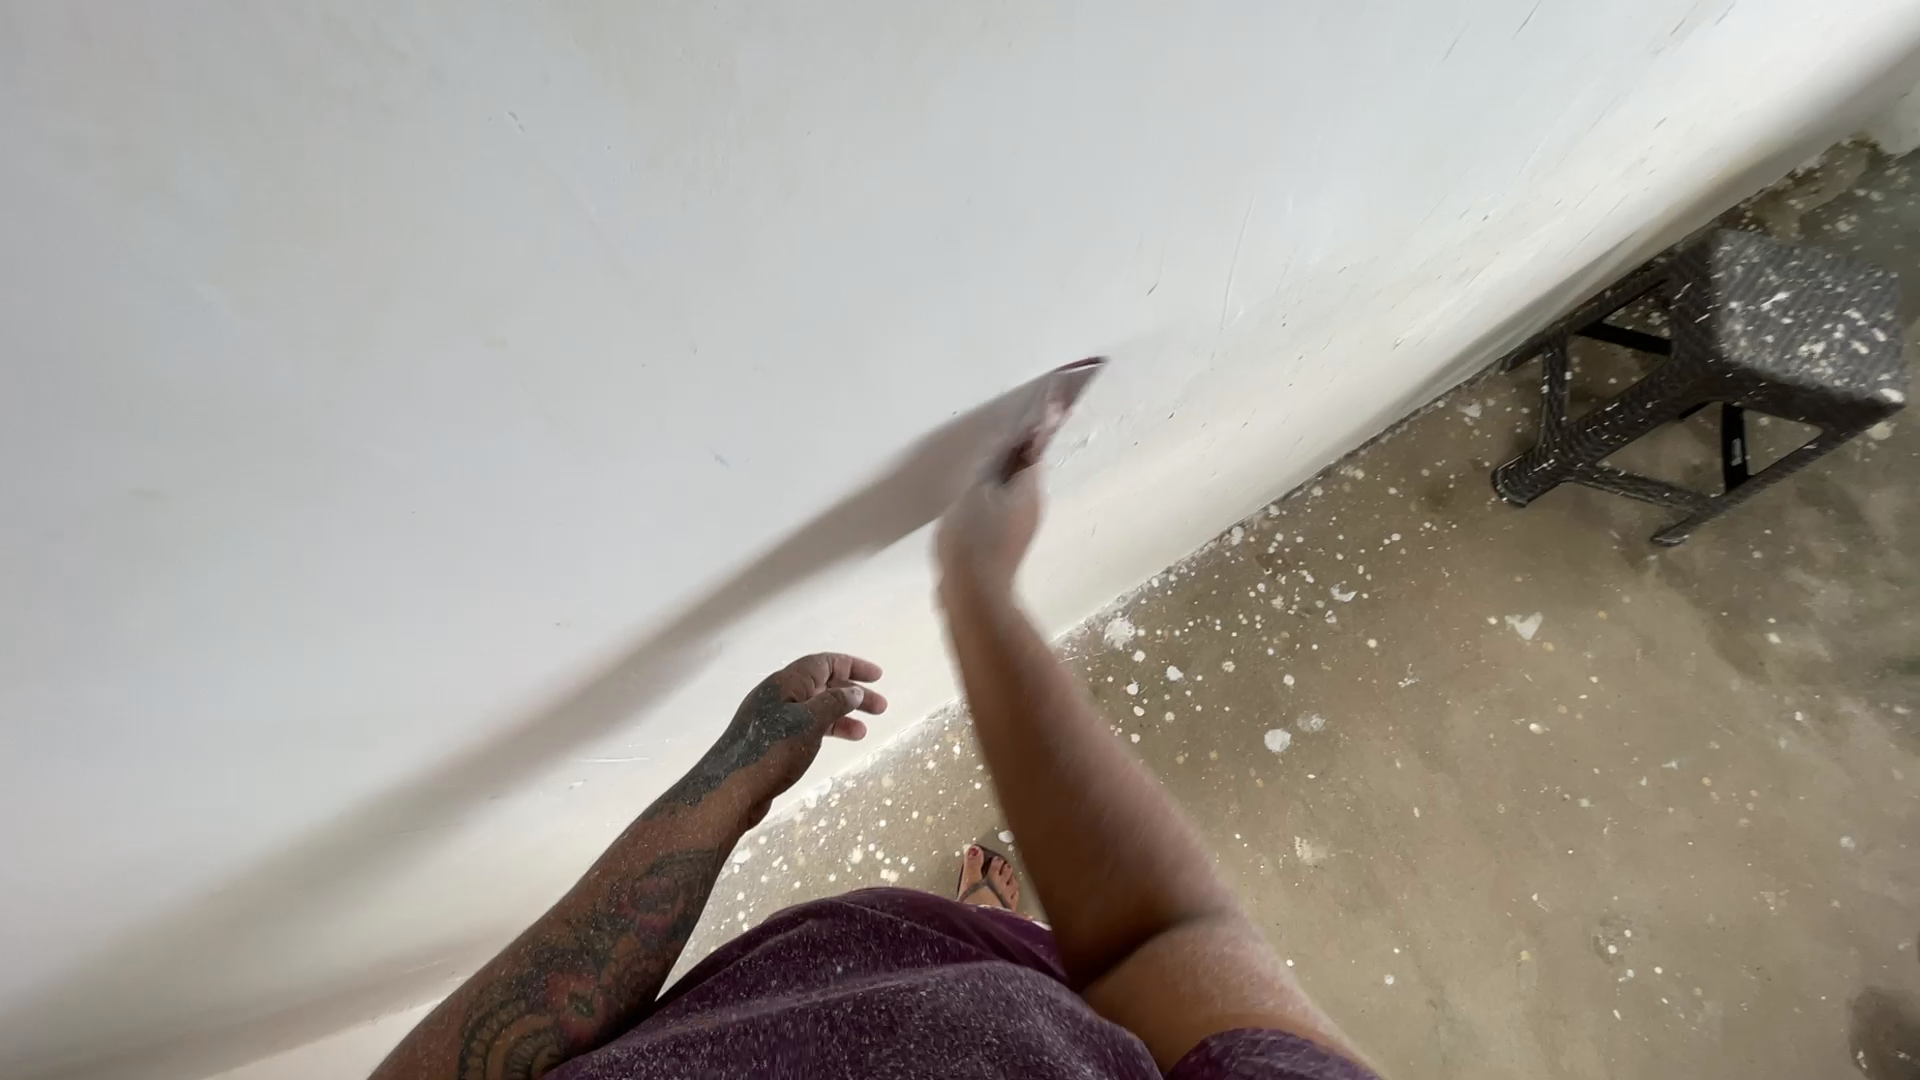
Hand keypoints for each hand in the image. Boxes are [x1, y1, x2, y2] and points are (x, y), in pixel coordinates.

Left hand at [701, 653, 886, 817]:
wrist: (730, 792)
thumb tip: (853, 691)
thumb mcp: (809, 723)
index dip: (853, 666)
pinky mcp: (771, 741)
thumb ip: (834, 703)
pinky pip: (807, 726)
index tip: (878, 677)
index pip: (825, 663)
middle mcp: (780, 695)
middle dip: (853, 694)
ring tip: (864, 731)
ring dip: (842, 715)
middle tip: (881, 708)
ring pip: (816, 708)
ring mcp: (773, 718)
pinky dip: (826, 730)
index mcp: (786, 683)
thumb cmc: (772, 751)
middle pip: (823, 685)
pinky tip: (836, 743)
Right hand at [936, 435, 1041, 601]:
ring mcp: (1020, 529)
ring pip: (1009, 493)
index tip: (1040, 406)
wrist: (973, 595)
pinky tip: (964, 504)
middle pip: (1022, 471)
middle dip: (1010, 455)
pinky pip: (998, 512)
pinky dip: (986, 501)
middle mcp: (1032, 507)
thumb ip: (992, 464)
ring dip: (995, 479)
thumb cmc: (974, 538)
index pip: (1034, 449)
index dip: (1033, 429)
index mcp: (1029, 489)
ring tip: (972, 471)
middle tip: (991, 439)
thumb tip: (1012, 441)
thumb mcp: (975, 491)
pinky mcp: (1005, 546)